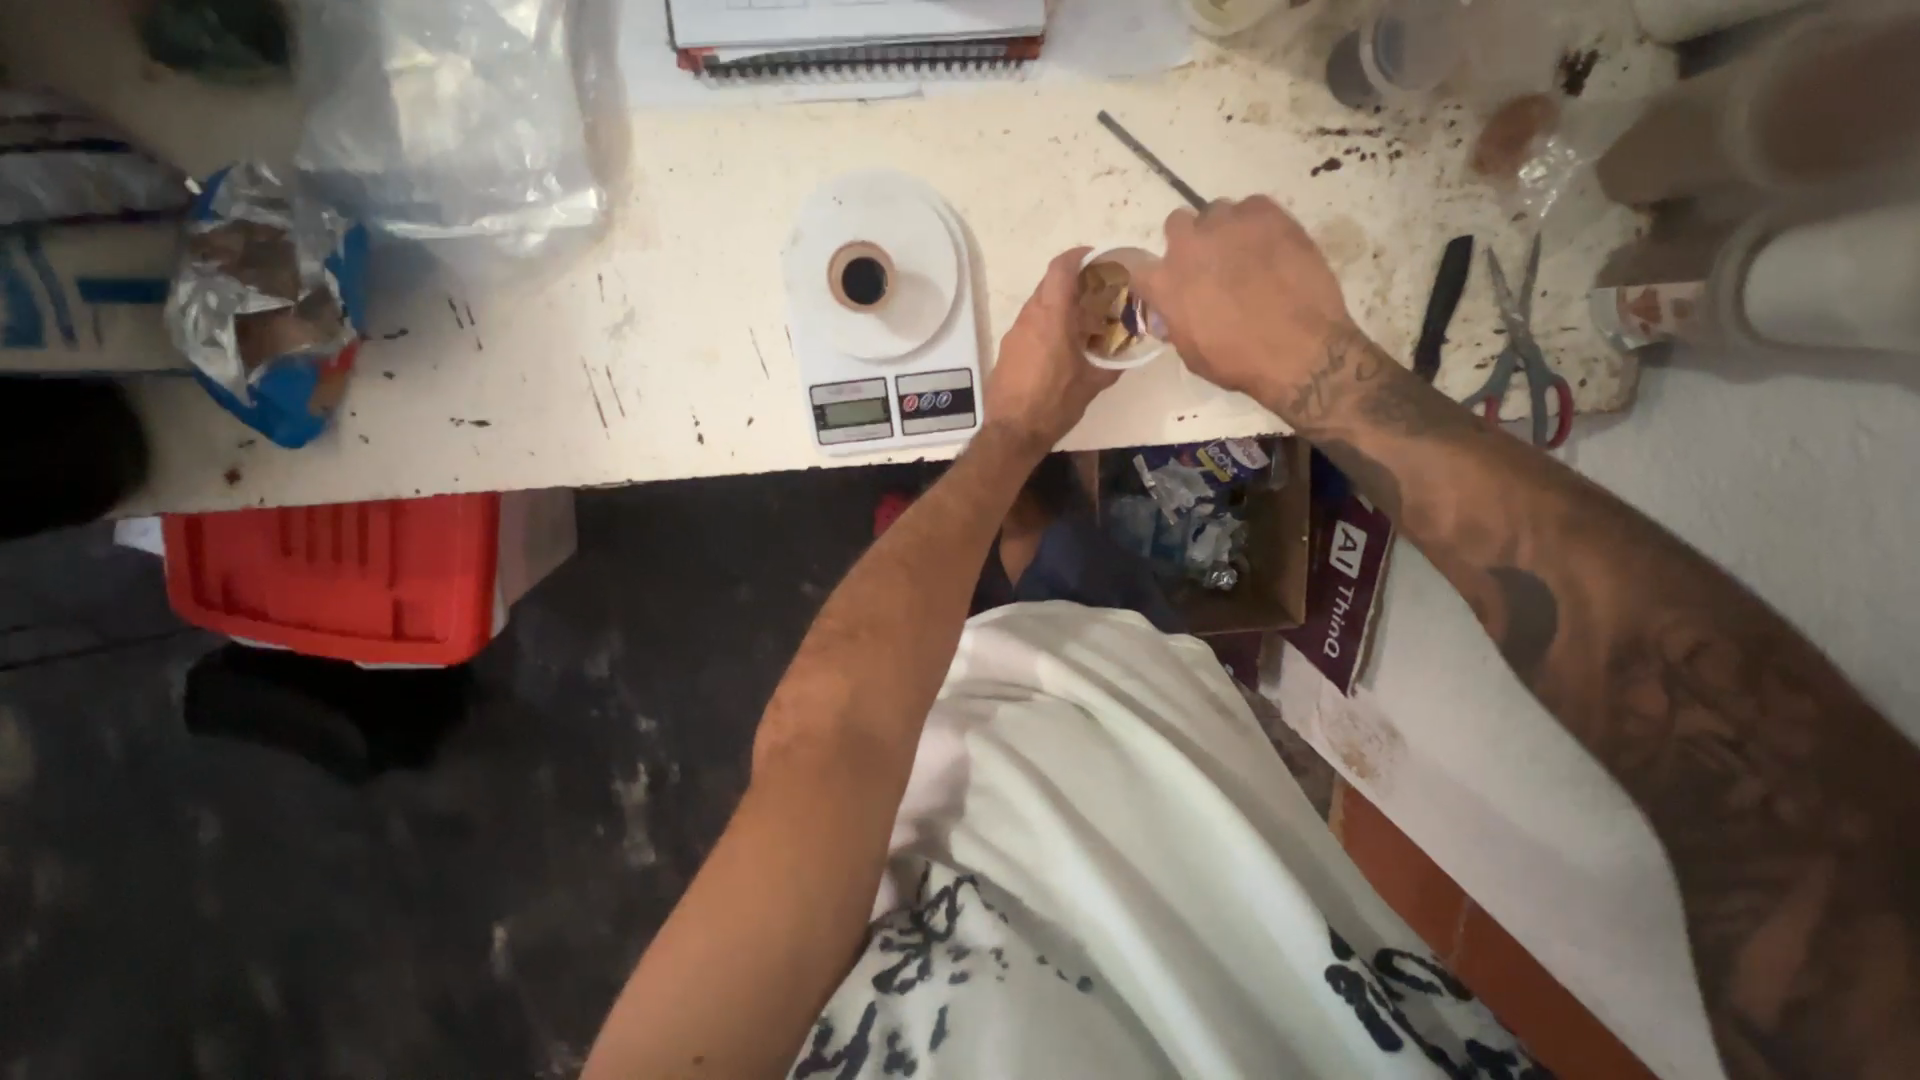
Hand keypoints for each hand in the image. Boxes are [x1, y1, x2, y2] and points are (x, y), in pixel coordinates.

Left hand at [984, 247, 1118, 452]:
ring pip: (1038, 307)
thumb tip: (1124, 357)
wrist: (1012, 432)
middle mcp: (1029, 318)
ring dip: (1059, 308)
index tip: (1094, 259)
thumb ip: (1110, 364)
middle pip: (1049, 285)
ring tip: (1081, 325)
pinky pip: (1029, 327)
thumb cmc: (1054, 404)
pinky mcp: (1007, 351)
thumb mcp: (1091, 384)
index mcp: (1051, 317)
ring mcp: (1014, 334)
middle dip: (1072, 284)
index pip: (1060, 268)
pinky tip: (1061, 348)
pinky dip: (1046, 326)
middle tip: (1096, 296)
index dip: (1077, 256)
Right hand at [1134, 197, 1355, 402]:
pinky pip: (1252, 207)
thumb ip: (1175, 320)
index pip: (1134, 265)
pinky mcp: (1266, 213)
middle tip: (1210, 265)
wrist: (1301, 349)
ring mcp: (1228, 224)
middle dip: (1189, 242)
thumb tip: (1175, 309)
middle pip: (1177, 225)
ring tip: (1245, 255)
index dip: (1145, 273)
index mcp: (1165, 282)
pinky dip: (1256, 223)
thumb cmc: (1240, 361)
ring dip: (1223, 231)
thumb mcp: (1191, 352)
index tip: (1161, 282)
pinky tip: (1270, 247)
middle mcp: (1189, 244)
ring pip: (1216, 213)